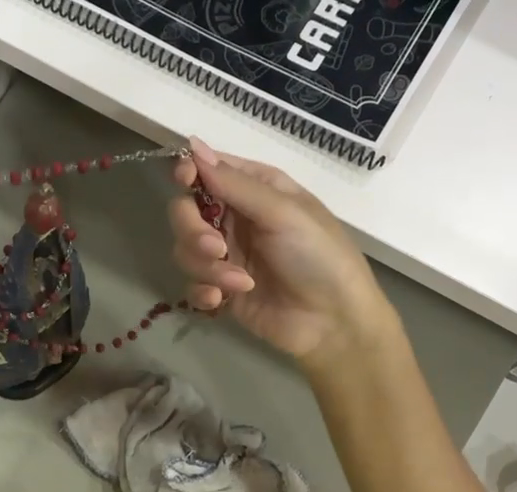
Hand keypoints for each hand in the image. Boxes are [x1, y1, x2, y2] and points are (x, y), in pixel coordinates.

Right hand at [169, 137, 401, 372]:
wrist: (331, 321)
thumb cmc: (318, 256)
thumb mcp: (282, 212)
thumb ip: (235, 184)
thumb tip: (194, 145)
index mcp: (257, 190)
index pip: (209, 170)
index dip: (190, 172)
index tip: (185, 180)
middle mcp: (237, 219)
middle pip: (186, 212)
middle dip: (194, 231)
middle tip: (216, 249)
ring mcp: (227, 256)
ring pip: (185, 251)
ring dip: (207, 268)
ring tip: (239, 282)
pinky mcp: (221, 291)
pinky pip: (192, 285)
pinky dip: (204, 292)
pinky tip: (223, 301)